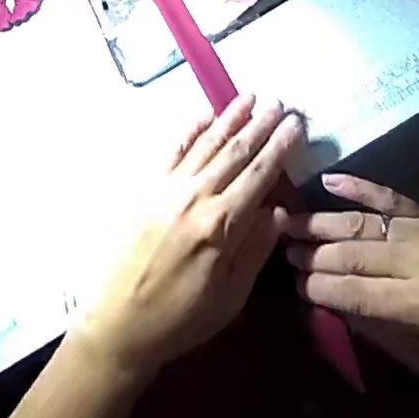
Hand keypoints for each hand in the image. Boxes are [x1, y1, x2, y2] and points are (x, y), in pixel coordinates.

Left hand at [69, 95, 303, 380]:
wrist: (122, 319)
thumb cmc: (183, 316)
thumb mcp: (231, 295)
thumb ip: (256, 249)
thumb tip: (279, 210)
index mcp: (221, 224)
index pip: (259, 176)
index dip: (280, 148)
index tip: (296, 124)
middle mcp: (196, 196)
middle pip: (235, 153)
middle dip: (260, 126)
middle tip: (279, 102)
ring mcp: (169, 187)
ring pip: (206, 144)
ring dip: (229, 119)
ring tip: (249, 98)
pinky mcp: (148, 187)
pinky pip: (173, 150)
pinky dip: (190, 130)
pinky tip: (205, 115)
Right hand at [284, 174, 418, 417]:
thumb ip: (383, 332)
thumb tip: (333, 305)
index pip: (354, 292)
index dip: (318, 289)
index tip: (291, 285)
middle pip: (352, 252)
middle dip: (313, 253)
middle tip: (282, 250)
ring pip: (363, 222)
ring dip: (323, 222)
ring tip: (289, 222)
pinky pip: (391, 198)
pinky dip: (358, 187)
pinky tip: (328, 181)